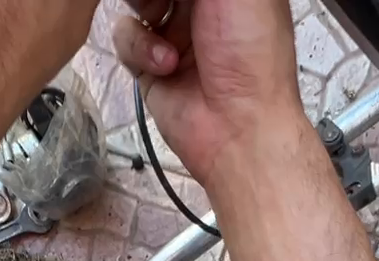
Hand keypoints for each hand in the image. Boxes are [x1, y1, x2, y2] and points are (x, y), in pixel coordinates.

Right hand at [112, 0, 304, 191]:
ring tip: (160, 16)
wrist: (240, 130)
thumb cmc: (252, 56)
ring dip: (145, 5)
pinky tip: (166, 63)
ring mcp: (173, 34)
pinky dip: (140, 46)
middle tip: (161, 0)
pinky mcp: (151, 67)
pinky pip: (126, 38)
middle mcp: (200, 5)